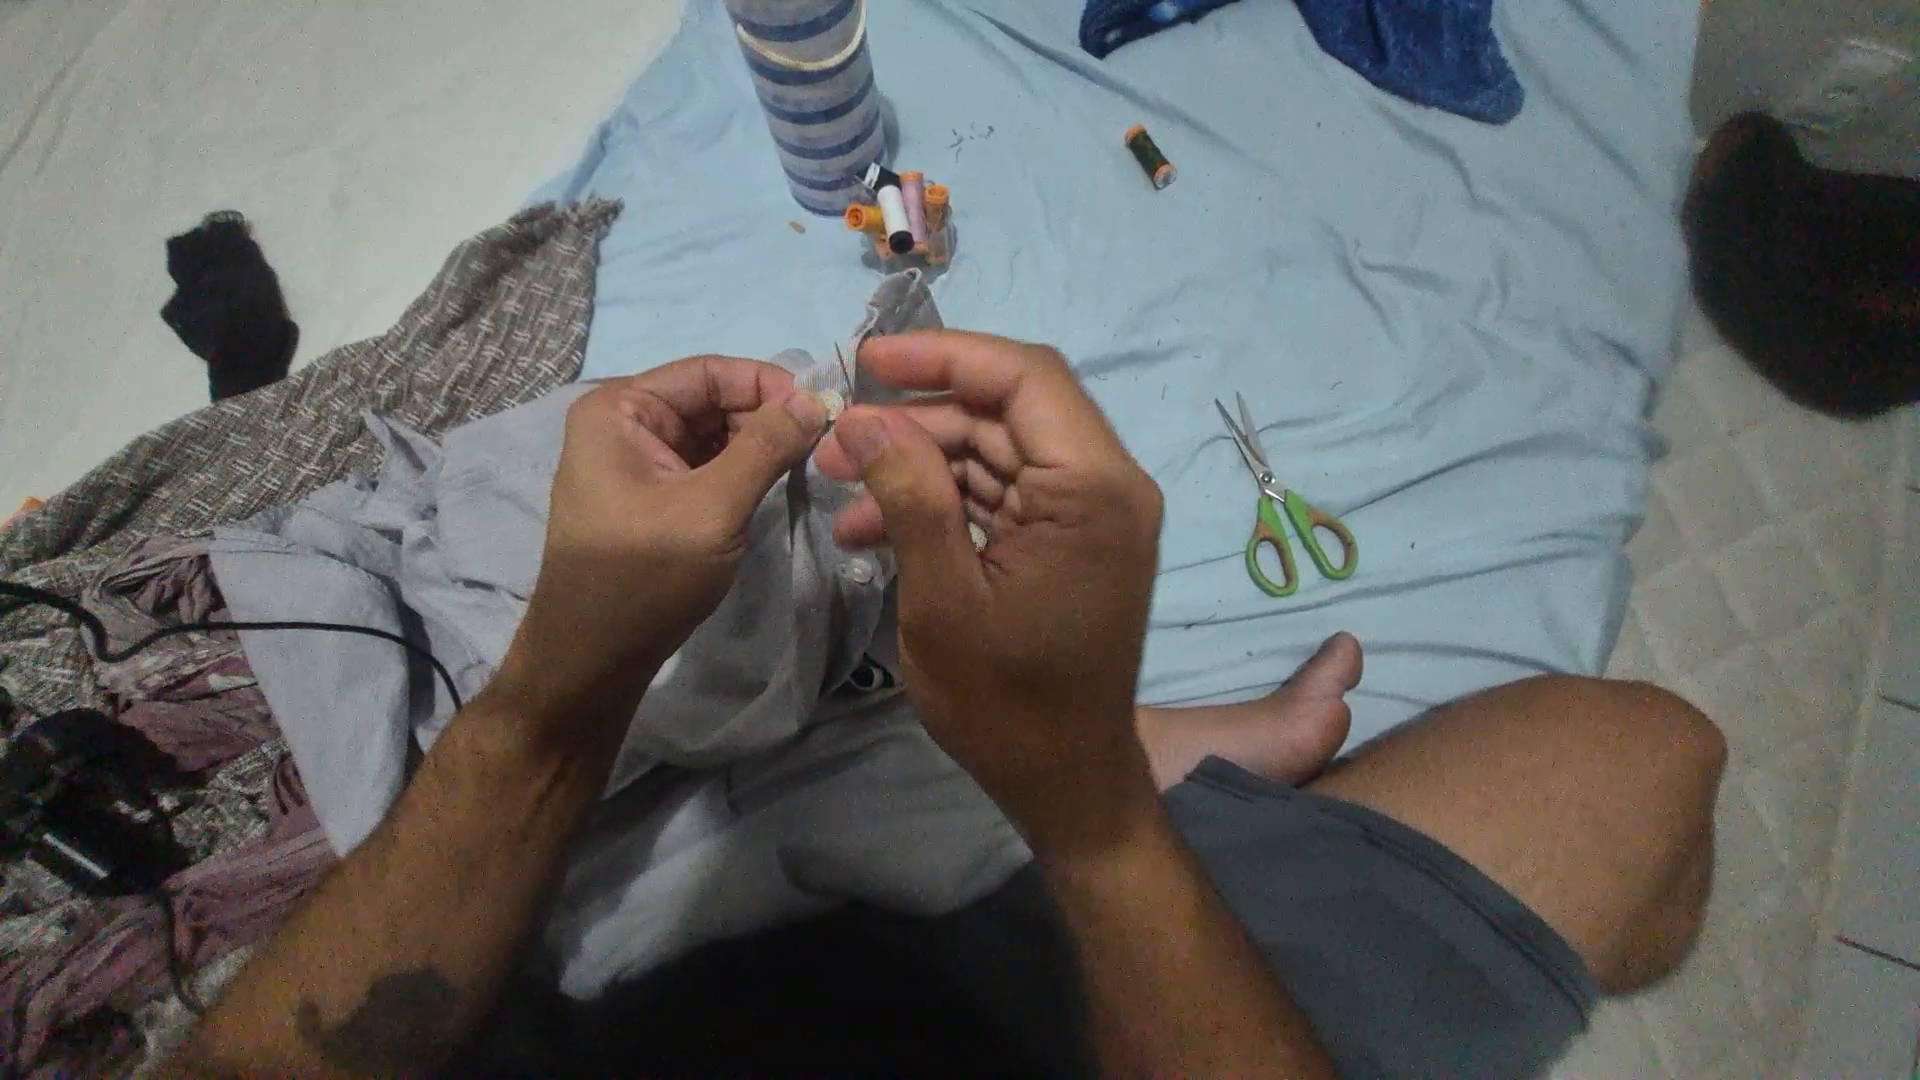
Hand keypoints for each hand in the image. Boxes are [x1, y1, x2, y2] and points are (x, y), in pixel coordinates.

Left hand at [495, 356, 828, 730]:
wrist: (596, 656)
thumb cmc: (646, 576)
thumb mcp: (713, 507)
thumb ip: (765, 447)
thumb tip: (815, 399)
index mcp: (621, 410)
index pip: (708, 371)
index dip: (767, 383)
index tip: (822, 410)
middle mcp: (626, 424)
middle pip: (712, 400)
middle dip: (766, 417)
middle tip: (821, 445)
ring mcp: (639, 462)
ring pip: (714, 434)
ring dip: (759, 445)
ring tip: (805, 465)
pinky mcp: (655, 496)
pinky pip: (707, 466)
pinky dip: (743, 470)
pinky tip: (774, 485)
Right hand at [814, 331, 1164, 856]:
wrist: (1061, 778)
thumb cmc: (1006, 702)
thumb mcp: (943, 596)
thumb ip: (909, 494)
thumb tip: (865, 416)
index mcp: (1094, 489)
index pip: (1026, 377)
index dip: (945, 356)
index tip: (870, 361)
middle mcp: (1105, 485)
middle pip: (1004, 412)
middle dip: (916, 420)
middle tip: (836, 443)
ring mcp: (1087, 514)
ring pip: (994, 452)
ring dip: (919, 464)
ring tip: (841, 488)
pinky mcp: (1064, 540)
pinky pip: (998, 496)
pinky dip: (941, 502)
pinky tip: (873, 529)